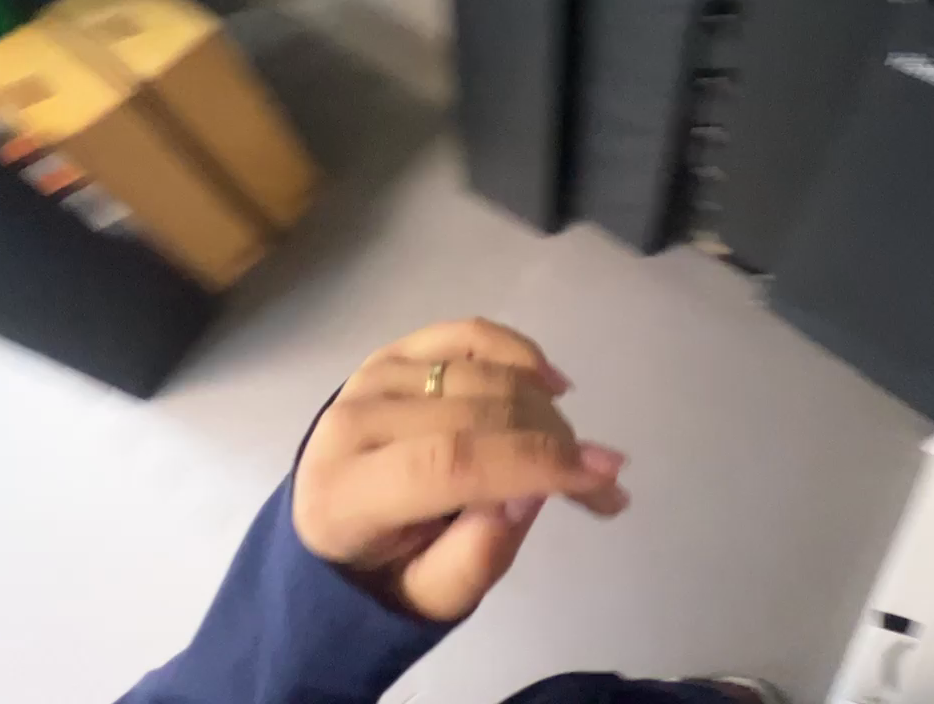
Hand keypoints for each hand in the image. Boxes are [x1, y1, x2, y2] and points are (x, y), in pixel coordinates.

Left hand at [292, 318, 629, 621]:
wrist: (331, 523)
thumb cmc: (383, 572)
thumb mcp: (425, 599)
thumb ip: (473, 559)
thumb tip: (531, 494)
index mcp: (345, 493)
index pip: (450, 462)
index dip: (533, 462)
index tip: (602, 475)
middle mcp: (352, 420)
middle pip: (475, 412)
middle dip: (552, 440)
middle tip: (599, 478)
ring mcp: (373, 376)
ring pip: (481, 372)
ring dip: (543, 406)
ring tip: (570, 447)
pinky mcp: (395, 351)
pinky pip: (469, 334)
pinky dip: (519, 352)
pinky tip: (550, 383)